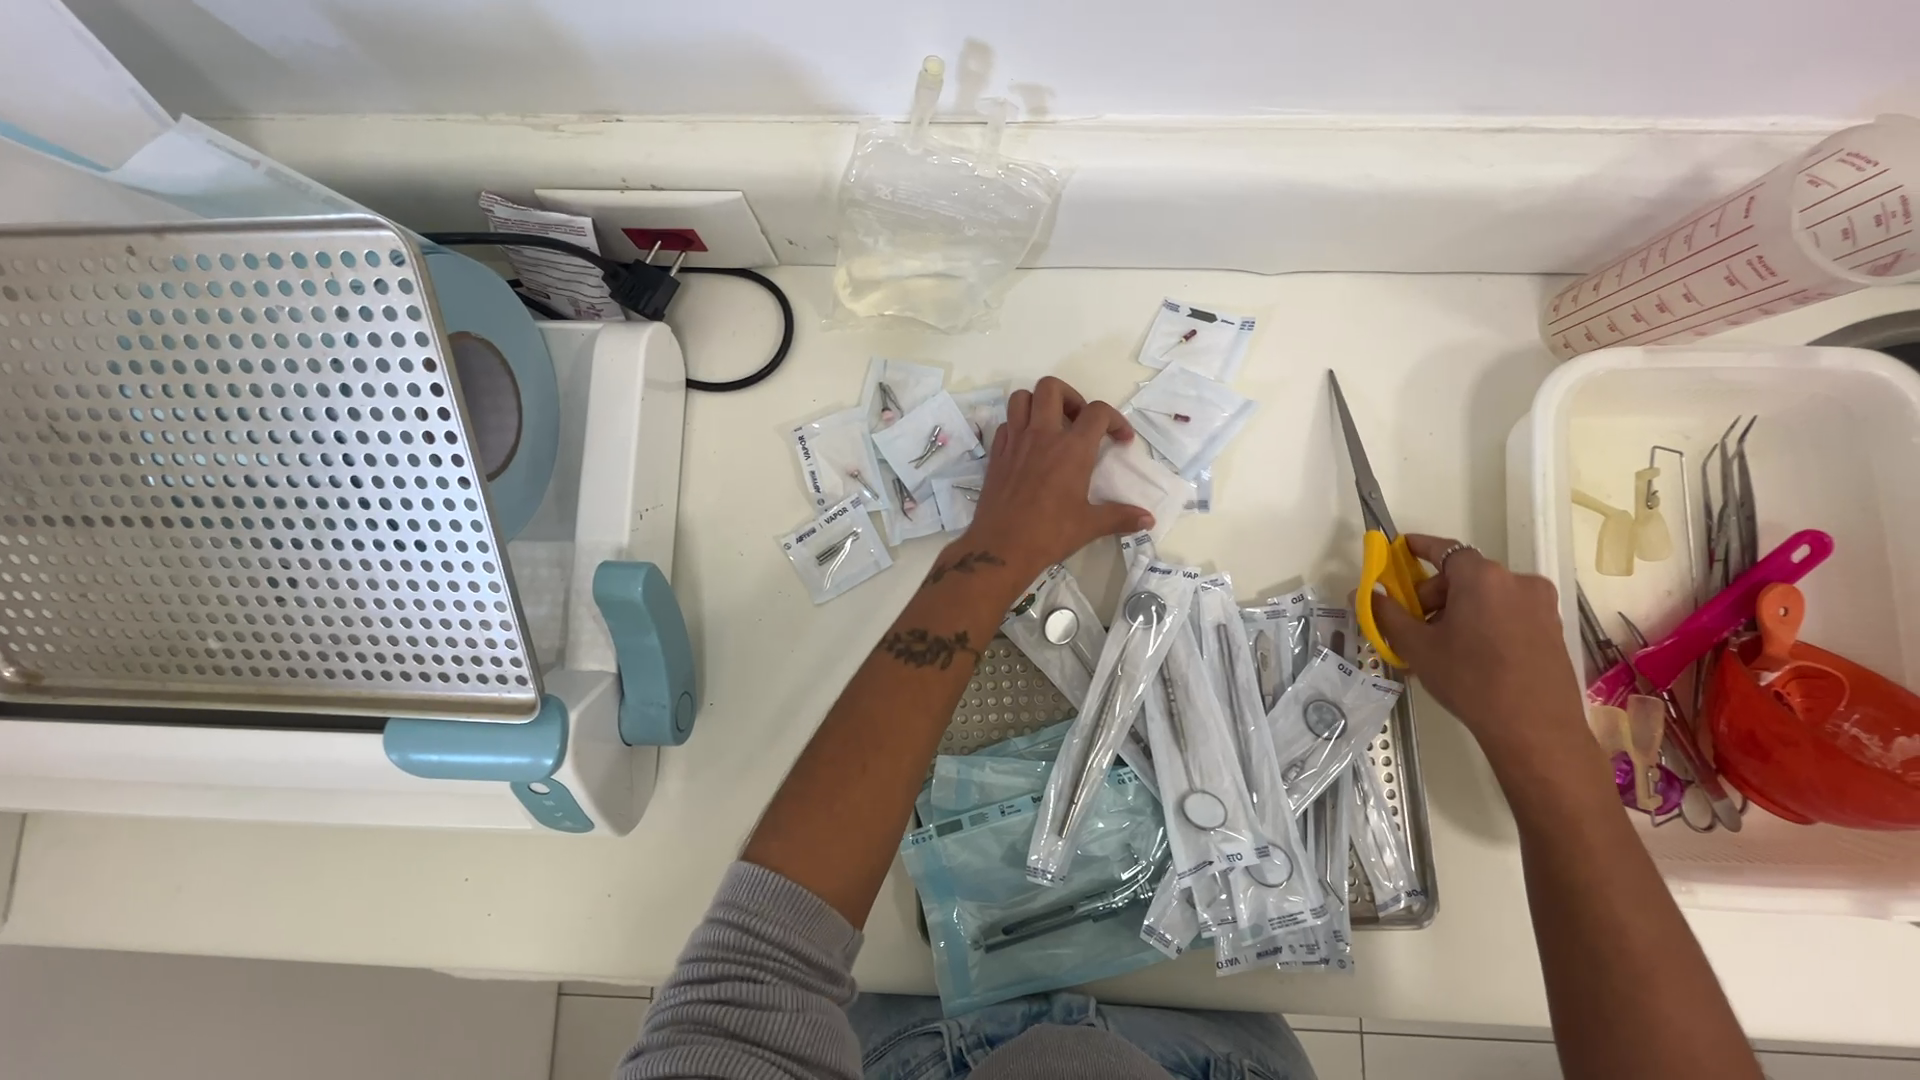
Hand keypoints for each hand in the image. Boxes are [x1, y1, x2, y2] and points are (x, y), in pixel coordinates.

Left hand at [963, 377, 1152, 578]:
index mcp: (1072, 449)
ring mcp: (1015, 442)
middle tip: (1079, 421)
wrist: (1001, 548)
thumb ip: (1121, 516)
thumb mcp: (1090, 525)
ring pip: (1021, 398)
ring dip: (1038, 404)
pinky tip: (1028, 447)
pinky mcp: (996, 454)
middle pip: (1051, 388)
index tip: (1121, 440)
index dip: (1115, 420)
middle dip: (1071, 396)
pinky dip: (1018, 426)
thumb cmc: (1049, 534)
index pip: (1097, 412)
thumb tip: (1148, 520)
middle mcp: (1042, 436)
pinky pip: (1005, 424)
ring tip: (1051, 426)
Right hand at [1371, 534, 1589, 766]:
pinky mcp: (1553, 628)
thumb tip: (1364, 593)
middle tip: (1417, 623)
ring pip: (1488, 595)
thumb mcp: (1417, 646)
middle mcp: (1516, 582)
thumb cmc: (1469, 679)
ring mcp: (1540, 605)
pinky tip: (1474, 655)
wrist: (1534, 728)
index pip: (1445, 549)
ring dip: (1461, 609)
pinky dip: (1486, 621)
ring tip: (1445, 645)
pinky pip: (1509, 612)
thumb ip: (1386, 614)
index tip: (1400, 550)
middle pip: (1465, 575)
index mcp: (1482, 578)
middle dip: (1436, 592)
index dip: (1419, 548)